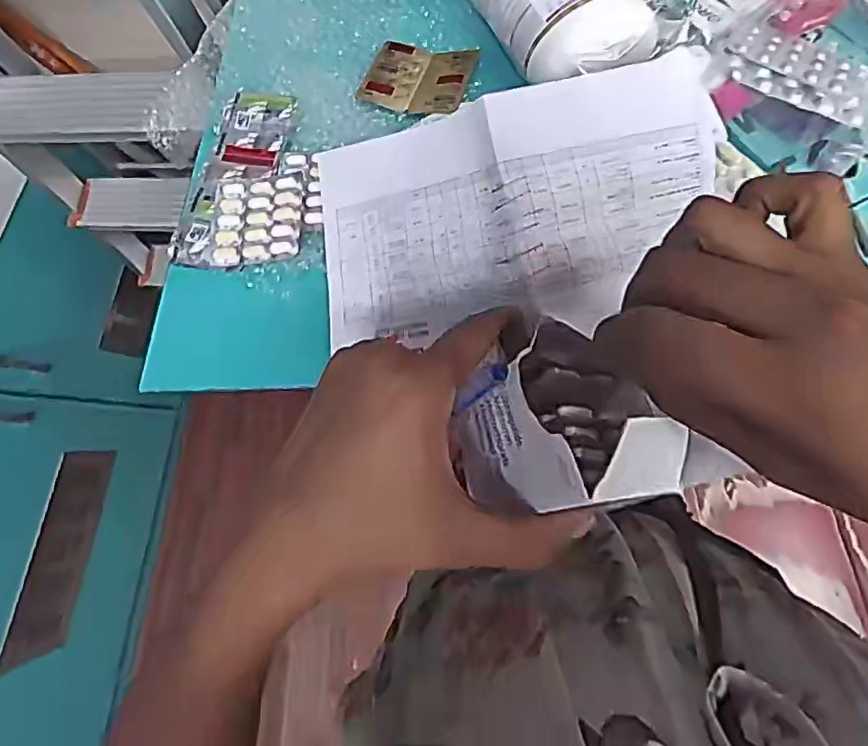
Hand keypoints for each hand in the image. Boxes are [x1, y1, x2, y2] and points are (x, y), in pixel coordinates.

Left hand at [254, 310, 588, 594]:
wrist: (285, 540)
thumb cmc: (374, 531)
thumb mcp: (458, 536)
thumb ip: (528, 537)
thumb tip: (582, 526)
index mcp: (419, 383)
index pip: (473, 335)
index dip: (503, 327)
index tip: (528, 328)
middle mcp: (385, 358)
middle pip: (443, 357)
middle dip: (466, 381)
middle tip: (486, 419)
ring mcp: (351, 363)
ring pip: (409, 362)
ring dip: (428, 386)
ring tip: (441, 433)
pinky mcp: (328, 377)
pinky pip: (379, 368)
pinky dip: (396, 387)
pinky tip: (396, 433)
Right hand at [593, 172, 867, 529]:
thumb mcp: (785, 469)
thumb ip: (702, 404)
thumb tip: (647, 360)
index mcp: (789, 386)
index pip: (659, 338)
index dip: (617, 345)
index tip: (614, 355)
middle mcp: (803, 311)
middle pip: (672, 272)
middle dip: (637, 303)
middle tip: (648, 332)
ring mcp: (832, 272)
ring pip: (709, 219)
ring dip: (676, 252)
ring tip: (687, 288)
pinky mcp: (855, 256)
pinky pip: (797, 191)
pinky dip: (758, 201)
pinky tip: (752, 240)